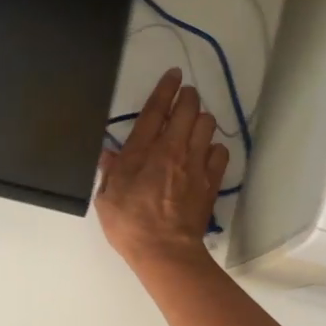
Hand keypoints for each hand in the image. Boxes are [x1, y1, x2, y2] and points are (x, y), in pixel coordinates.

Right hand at [96, 68, 229, 270]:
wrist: (165, 251)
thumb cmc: (129, 225)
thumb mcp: (106, 199)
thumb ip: (109, 172)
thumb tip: (110, 154)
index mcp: (141, 152)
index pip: (156, 110)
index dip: (165, 89)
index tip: (173, 74)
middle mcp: (171, 150)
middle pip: (188, 110)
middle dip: (188, 97)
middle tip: (186, 95)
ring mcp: (195, 164)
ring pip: (207, 126)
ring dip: (201, 120)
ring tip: (195, 124)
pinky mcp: (210, 180)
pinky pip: (220, 151)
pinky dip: (214, 147)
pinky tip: (206, 153)